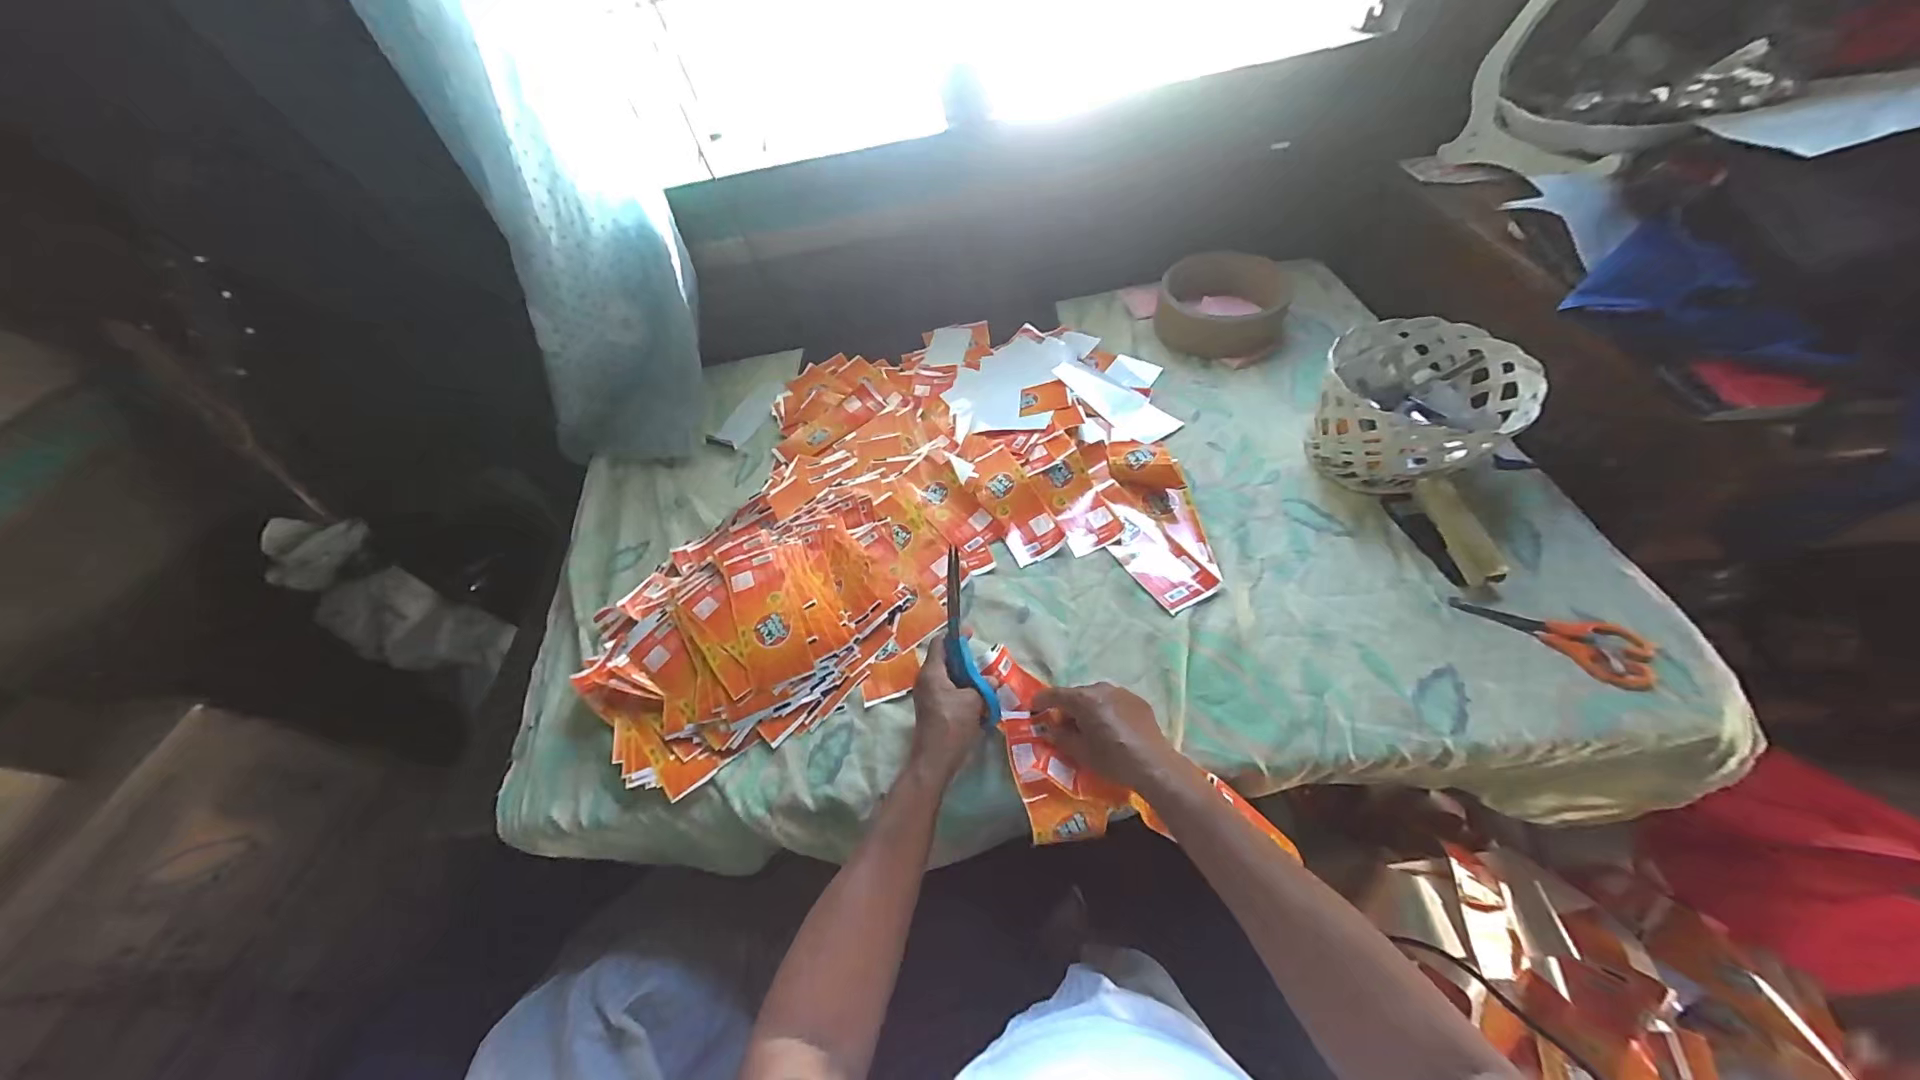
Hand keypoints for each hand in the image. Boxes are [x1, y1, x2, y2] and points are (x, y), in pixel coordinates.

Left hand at [907, 634, 985, 782]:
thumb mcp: (974, 701)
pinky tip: (980, 701)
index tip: (971, 633)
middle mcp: (926, 680)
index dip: (955, 636)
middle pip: (945, 660)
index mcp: (932, 672)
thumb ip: (984, 686)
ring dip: (966, 678)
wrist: (935, 760)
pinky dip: (963, 692)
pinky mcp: (933, 710)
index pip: (940, 643)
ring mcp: (928, 696)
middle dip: (965, 660)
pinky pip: (949, 692)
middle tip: (983, 662)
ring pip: (949, 678)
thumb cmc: (952, 725)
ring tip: (985, 682)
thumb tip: (992, 680)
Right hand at [1033, 682, 1194, 794]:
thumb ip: (1059, 736)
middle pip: (1075, 695)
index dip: (1040, 702)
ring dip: (1087, 709)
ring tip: (1089, 729)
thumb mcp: (1079, 752)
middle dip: (1066, 708)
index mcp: (1083, 699)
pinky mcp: (1137, 700)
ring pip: (1095, 697)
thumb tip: (1048, 728)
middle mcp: (1101, 688)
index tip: (1033, 709)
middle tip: (1062, 726)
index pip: (1054, 695)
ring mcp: (1121, 692)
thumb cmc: (1112, 759)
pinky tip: (1110, 729)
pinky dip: (1106, 711)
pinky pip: (1113, 702)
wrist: (1154, 765)